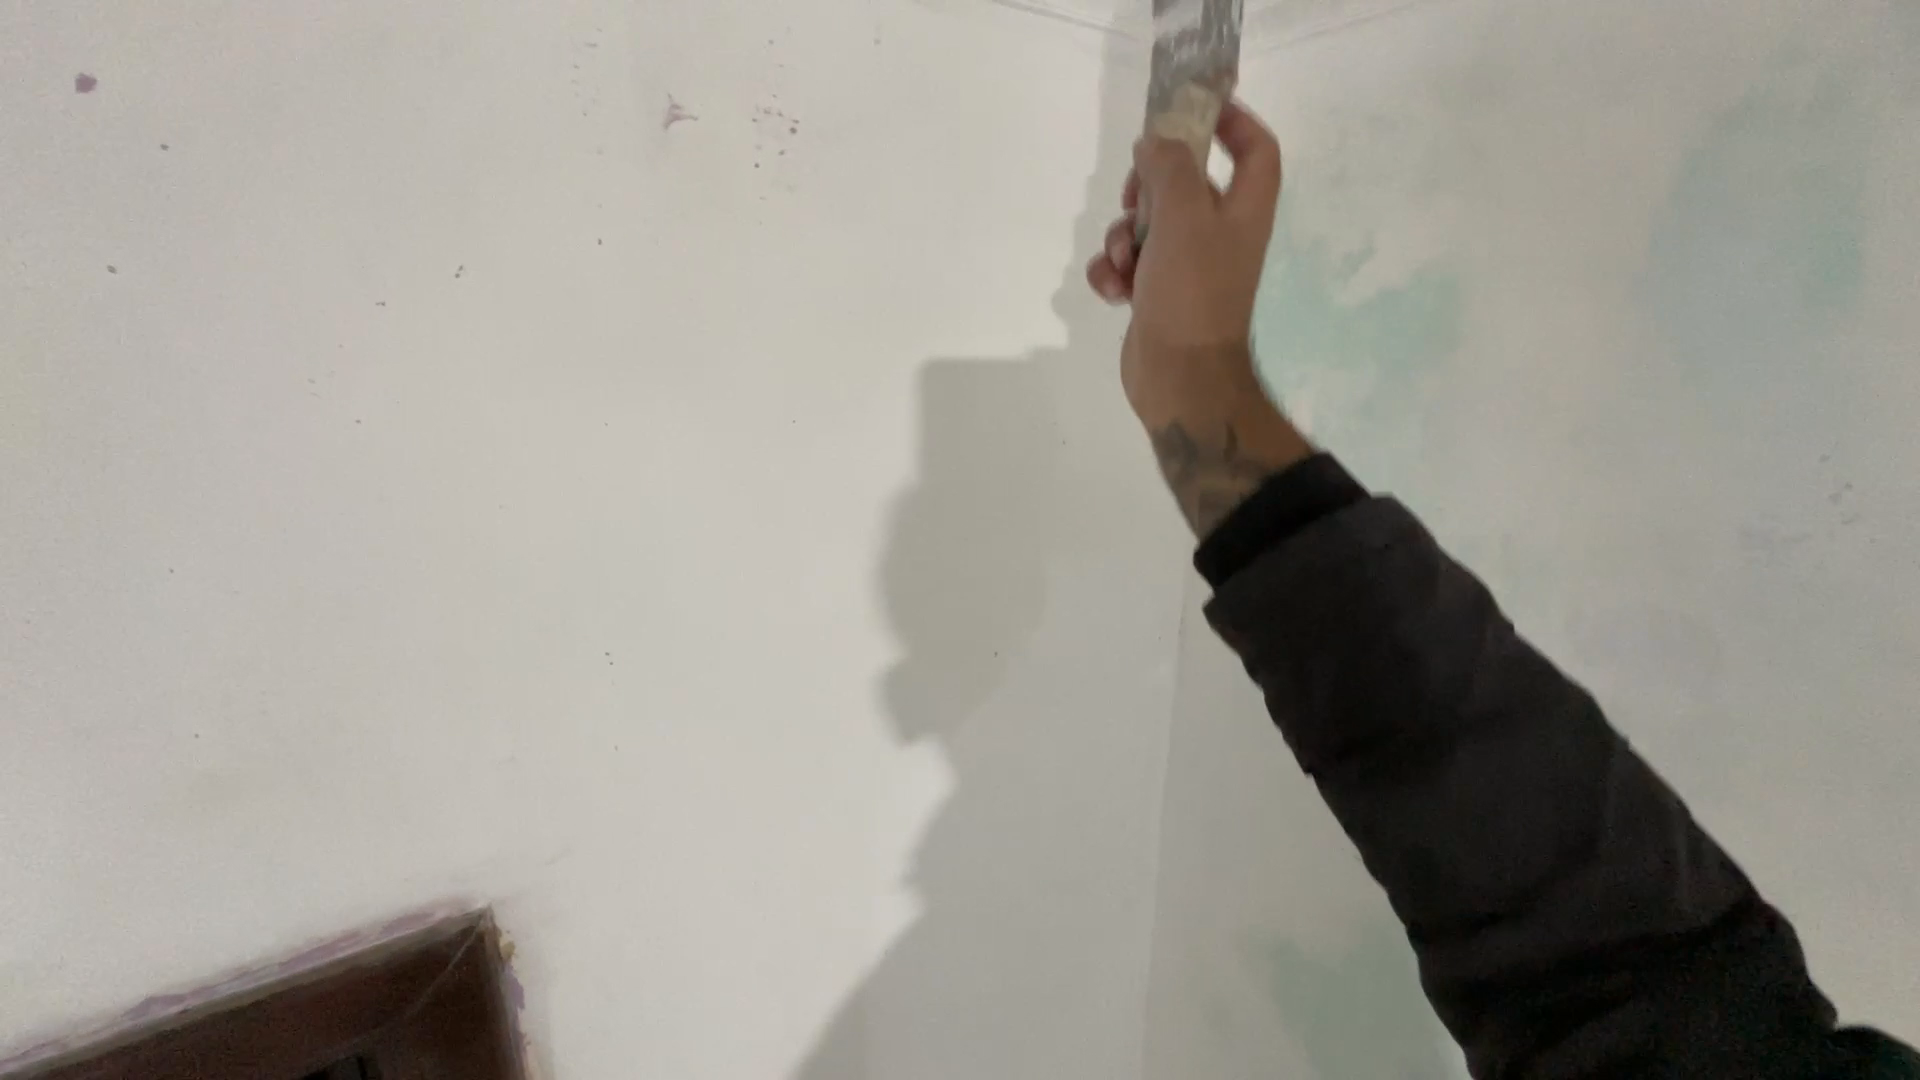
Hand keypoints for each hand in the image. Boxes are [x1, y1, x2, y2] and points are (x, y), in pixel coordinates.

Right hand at [1085, 100, 1311, 536]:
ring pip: (1145, 226)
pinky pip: (1126, 265)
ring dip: (1121, 237)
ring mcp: (1184, 268)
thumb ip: (1169, 167)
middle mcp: (1217, 234)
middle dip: (1147, 187)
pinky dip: (1113, 273)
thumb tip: (1154, 144)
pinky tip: (1113, 291)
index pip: (1255, 149)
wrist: (1179, 377)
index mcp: (1243, 210)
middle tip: (1131, 197)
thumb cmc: (1191, 292)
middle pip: (1183, 184)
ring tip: (1121, 262)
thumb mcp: (1183, 215)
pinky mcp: (1154, 296)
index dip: (1231, 122)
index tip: (1191, 112)